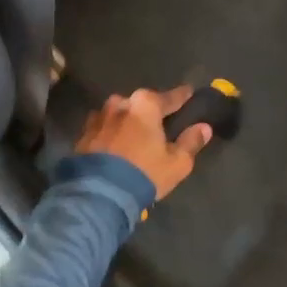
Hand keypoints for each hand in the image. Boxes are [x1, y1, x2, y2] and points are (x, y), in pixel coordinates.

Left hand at [75, 86, 210, 200]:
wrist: (98, 194)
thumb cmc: (144, 173)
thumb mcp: (177, 163)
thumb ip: (191, 142)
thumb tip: (204, 127)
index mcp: (145, 105)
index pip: (169, 97)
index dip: (181, 96)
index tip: (189, 92)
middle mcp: (120, 104)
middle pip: (140, 104)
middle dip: (149, 111)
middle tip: (158, 122)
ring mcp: (98, 118)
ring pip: (118, 114)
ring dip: (127, 122)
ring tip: (133, 135)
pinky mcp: (83, 135)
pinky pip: (102, 129)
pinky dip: (111, 134)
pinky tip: (115, 146)